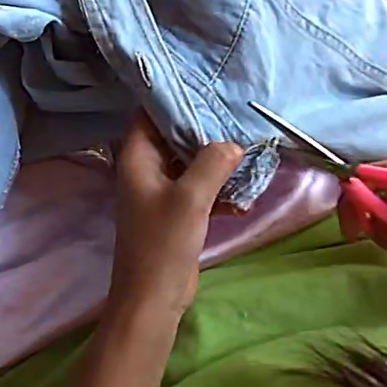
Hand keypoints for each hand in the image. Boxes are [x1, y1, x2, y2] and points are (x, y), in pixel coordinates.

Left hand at [106, 115, 243, 320]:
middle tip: (238, 118)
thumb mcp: (191, 197)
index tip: (208, 88)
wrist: (154, 299)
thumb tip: (233, 144)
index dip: (175, 99)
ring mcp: (162, 192)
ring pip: (191, 164)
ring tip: (249, 157)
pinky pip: (200, 189)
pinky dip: (220, 190)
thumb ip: (213, 163)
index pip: (150, 114)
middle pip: (175, 136)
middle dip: (206, 130)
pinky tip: (244, 198)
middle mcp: (146, 170)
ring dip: (218, 163)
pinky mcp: (177, 212)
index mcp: (137, 158)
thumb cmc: (163, 243)